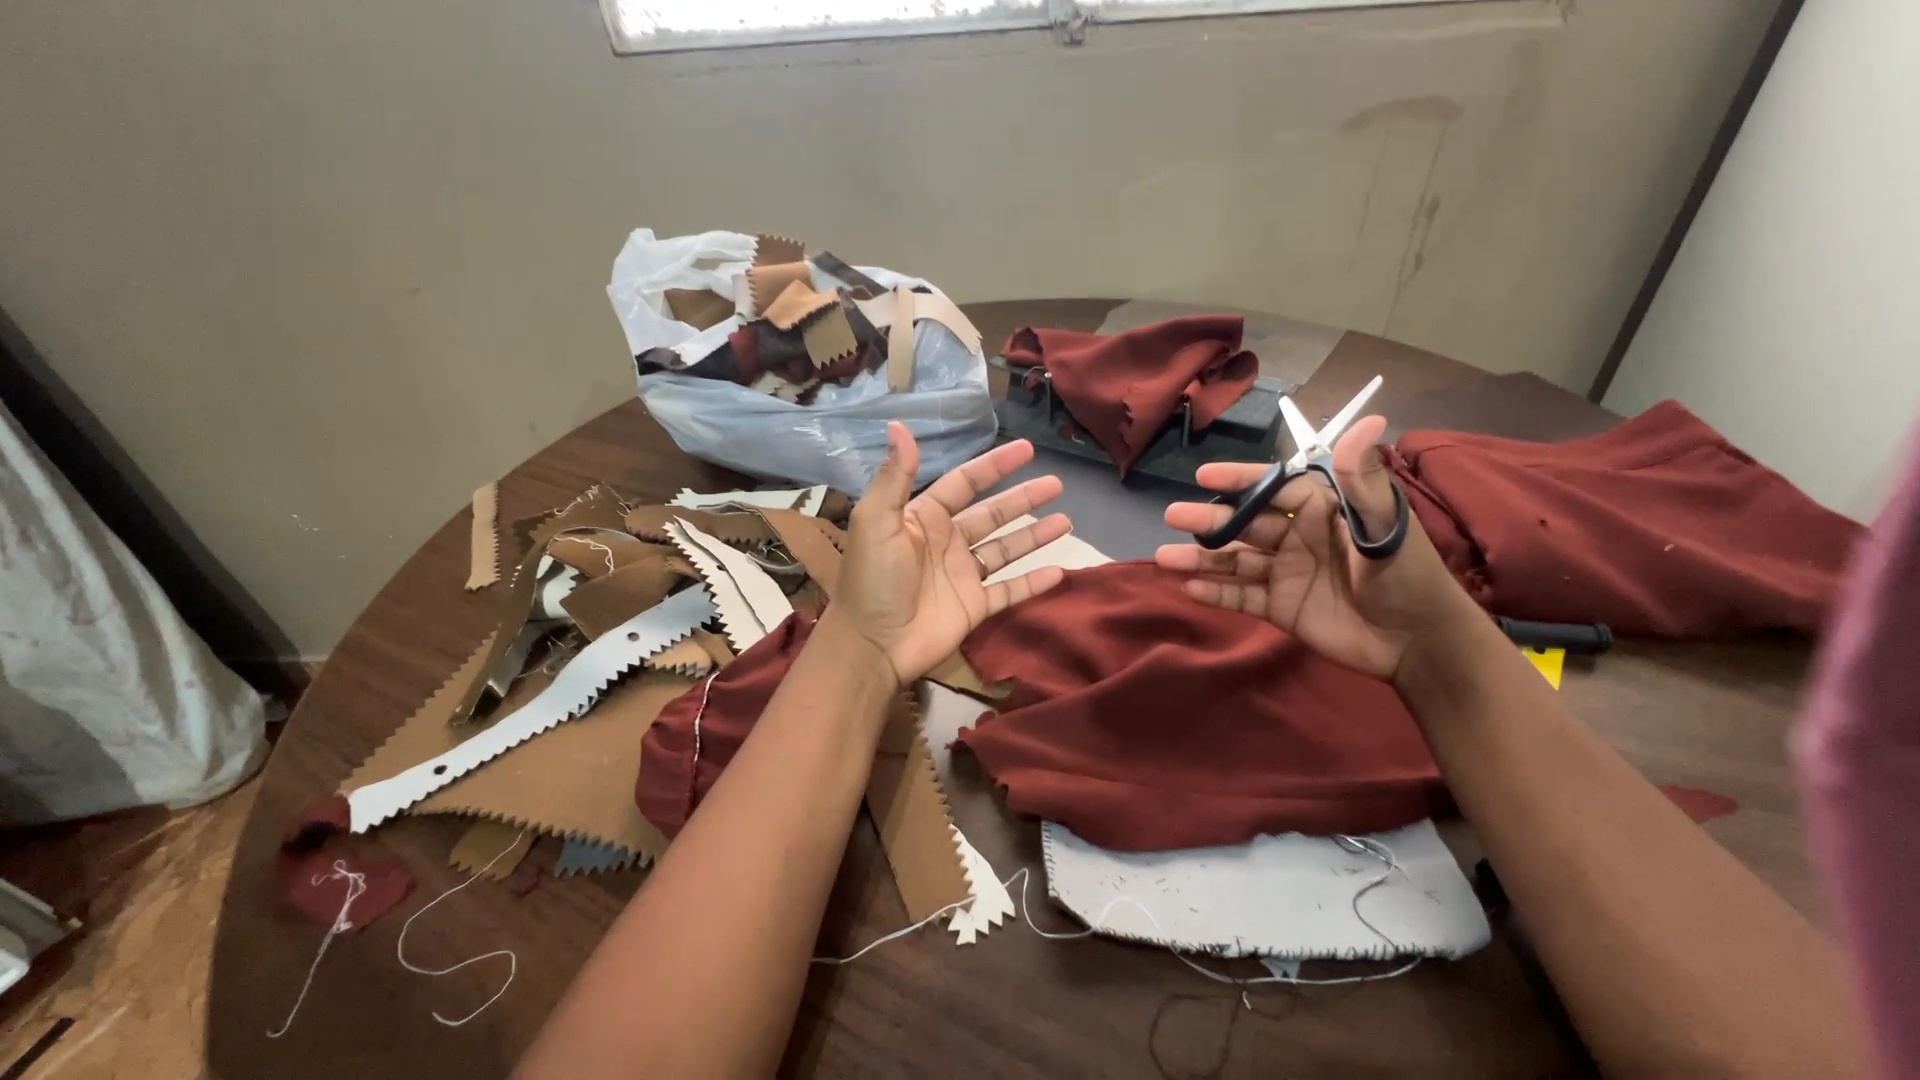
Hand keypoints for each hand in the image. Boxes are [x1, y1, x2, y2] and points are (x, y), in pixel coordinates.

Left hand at [825, 423, 1072, 683]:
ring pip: (1005, 550)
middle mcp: (946, 543)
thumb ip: (895, 476)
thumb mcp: (876, 521)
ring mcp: (962, 576)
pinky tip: (1059, 571)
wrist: (872, 644)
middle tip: (1057, 483)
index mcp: (924, 518)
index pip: (965, 483)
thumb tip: (898, 425)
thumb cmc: (871, 579)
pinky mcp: (974, 607)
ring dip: (1034, 536)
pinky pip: (1010, 590)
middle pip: (992, 514)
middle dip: (1024, 498)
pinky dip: (1033, 582)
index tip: (1026, 449)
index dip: (994, 466)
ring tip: (1067, 522)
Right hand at [1155, 415, 1475, 680]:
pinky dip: (1216, 592)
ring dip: (1201, 559)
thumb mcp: (1388, 524)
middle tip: (1172, 515)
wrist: (1420, 642)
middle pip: (1244, 525)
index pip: (1274, 489)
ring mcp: (1286, 574)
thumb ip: (1364, 480)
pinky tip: (1189, 588)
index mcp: (1322, 511)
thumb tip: (1369, 420)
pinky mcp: (1282, 608)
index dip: (1240, 481)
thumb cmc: (1408, 575)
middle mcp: (1297, 538)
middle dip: (1208, 520)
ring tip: (1163, 557)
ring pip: (1235, 562)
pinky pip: (1241, 597)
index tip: (1204, 475)